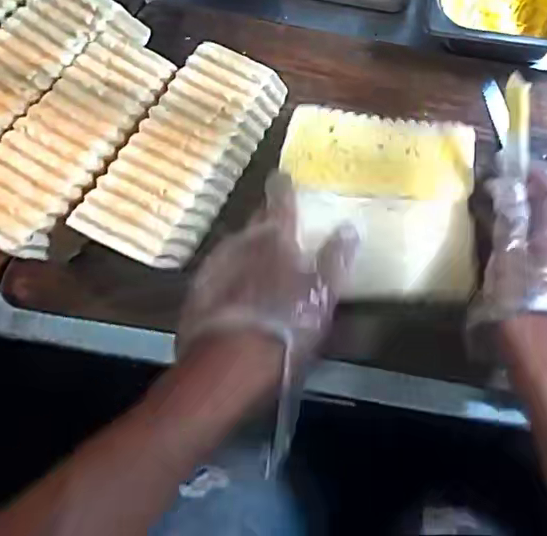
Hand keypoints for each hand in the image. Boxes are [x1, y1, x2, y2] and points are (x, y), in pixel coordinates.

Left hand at [176, 175, 358, 374]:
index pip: (280, 199)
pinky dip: (230, 274)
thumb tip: (349, 227)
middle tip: (280, 225)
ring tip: (260, 261)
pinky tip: (236, 290)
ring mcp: (216, 266)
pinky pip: (219, 272)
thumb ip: (335, 258)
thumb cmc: (285, 325)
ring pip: (236, 245)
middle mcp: (244, 242)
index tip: (283, 177)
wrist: (227, 368)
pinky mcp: (197, 293)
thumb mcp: (323, 294)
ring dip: (248, 248)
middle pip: (257, 220)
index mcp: (276, 236)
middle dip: (267, 219)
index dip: (283, 186)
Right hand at [468, 161, 546, 350]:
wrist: (534, 355)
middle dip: (528, 189)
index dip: (535, 172)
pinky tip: (503, 240)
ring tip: (497, 206)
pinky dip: (522, 231)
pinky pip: (537, 243)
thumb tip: (508, 184)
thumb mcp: (509, 256)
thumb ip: (511, 218)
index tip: (511, 163)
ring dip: (524, 210)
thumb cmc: (518, 303)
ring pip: (543, 225)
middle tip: (500, 182)